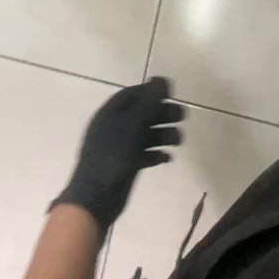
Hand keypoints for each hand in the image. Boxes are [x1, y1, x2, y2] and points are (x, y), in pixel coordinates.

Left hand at [53, 78, 183, 230]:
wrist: (96, 198)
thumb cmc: (112, 157)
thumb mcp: (131, 126)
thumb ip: (148, 103)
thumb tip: (161, 79)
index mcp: (110, 113)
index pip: (133, 94)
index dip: (152, 91)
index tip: (172, 93)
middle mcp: (114, 127)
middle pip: (142, 113)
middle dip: (163, 113)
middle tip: (183, 116)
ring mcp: (119, 147)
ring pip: (145, 134)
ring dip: (163, 134)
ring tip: (178, 140)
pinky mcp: (125, 166)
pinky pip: (144, 154)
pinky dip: (156, 153)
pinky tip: (167, 158)